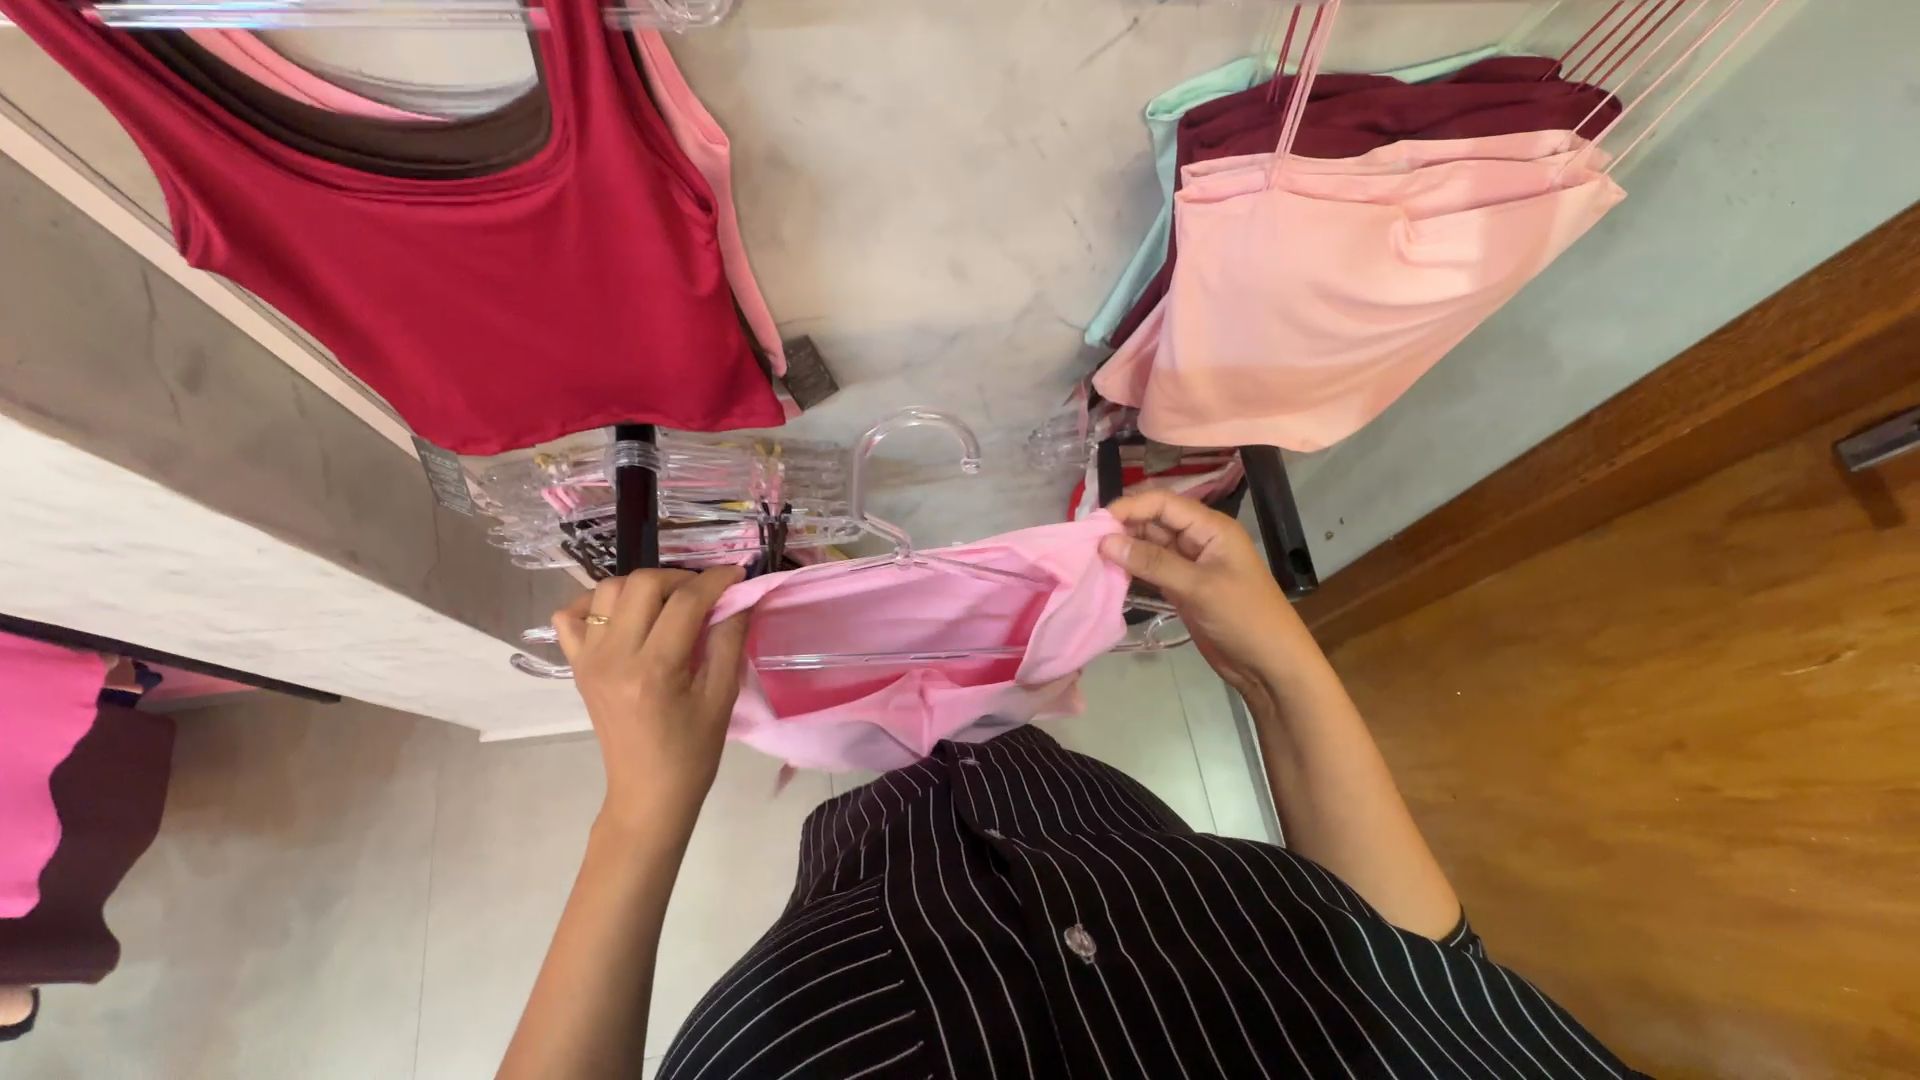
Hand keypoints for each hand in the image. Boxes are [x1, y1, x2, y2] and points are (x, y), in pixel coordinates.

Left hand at [551, 567, 749, 832]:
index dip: (715, 580)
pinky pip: (572, 615)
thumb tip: (740, 595)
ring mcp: (588, 659)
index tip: (737, 575)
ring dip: (644, 586)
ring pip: (609, 589)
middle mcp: (613, 657)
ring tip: (670, 603)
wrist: (648, 791)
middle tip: (705, 594)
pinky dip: (597, 603)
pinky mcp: (577, 665)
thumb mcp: (722, 696)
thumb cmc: (693, 751)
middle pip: (642, 584)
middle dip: (680, 578)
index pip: (685, 602)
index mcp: (654, 670)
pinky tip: (626, 616)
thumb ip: (730, 639)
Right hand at [1099, 491, 1316, 699]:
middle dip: (1122, 528)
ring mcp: (1190, 565)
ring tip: (1090, 558)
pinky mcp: (1182, 589)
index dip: (1130, 507)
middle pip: (1154, 522)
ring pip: (1150, 547)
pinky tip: (1108, 575)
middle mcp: (1199, 540)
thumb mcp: (1199, 587)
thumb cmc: (1245, 618)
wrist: (1270, 666)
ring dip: (1124, 550)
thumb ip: (1152, 562)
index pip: (1163, 503)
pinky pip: (1151, 570)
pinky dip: (1131, 571)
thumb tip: (1106, 542)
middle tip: (1085, 543)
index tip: (1095, 523)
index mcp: (1211, 528)